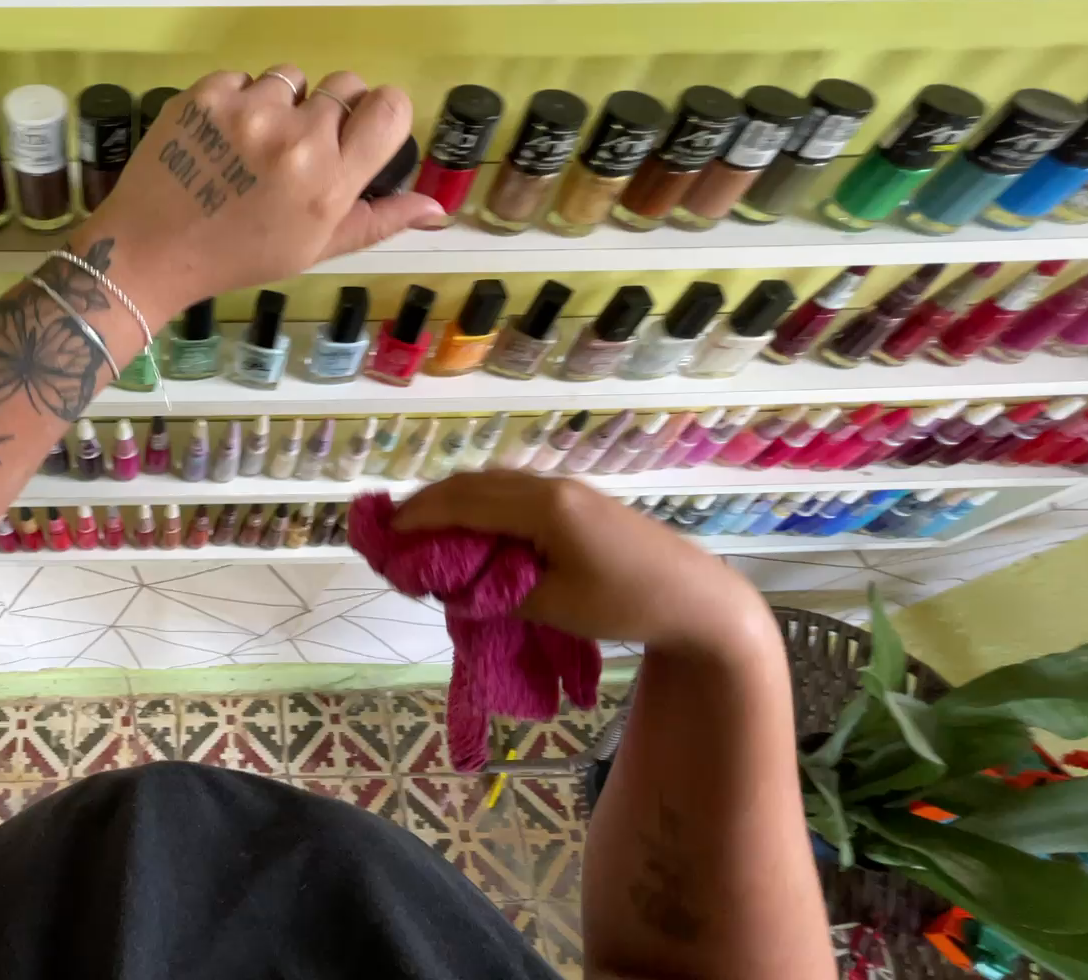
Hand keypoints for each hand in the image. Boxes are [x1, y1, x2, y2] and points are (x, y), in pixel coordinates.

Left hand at [69, 66, 447, 321]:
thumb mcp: (312, 250)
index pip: (390, 106)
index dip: (377, 116)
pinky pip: (242, 79)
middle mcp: (297, 141)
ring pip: (290, 78)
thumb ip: (375, 222)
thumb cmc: (238, 257)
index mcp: (329, 184)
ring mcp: (248, 112)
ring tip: (248, 150)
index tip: (354, 136)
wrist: (152, 252)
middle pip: (344, 85)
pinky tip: (218, 142)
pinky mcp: (206, 95)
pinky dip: (235, 103)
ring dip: (279, 105)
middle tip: (293, 154)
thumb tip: (436, 208)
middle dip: (328, 114)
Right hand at [394, 472, 776, 655]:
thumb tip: (449, 584)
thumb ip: (495, 590)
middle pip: (470, 484)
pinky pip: (507, 490)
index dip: (419, 516)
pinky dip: (475, 502)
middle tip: (394, 530)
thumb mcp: (554, 605)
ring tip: (422, 527)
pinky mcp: (571, 497)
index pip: (463, 503)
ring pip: (488, 482)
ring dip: (450, 500)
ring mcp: (562, 487)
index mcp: (543, 507)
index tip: (386, 534)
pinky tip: (467, 523)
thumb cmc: (627, 604)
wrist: (700, 598)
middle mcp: (548, 486)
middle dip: (426, 503)